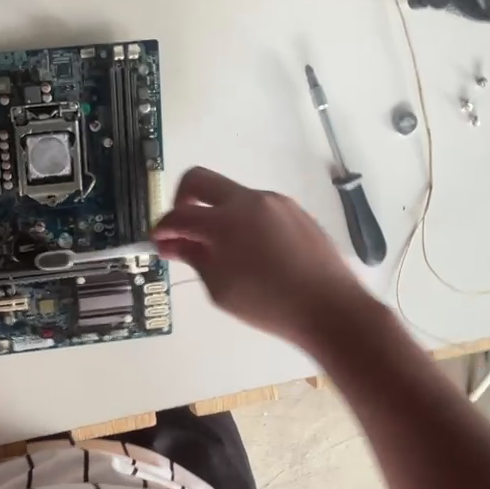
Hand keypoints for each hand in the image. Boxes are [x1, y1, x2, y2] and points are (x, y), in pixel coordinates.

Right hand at [152, 167, 380, 347]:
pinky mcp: (295, 212)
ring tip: (221, 252)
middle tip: (181, 228)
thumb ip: (194, 258)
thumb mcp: (220, 288)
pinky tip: (252, 255)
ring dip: (216, 214)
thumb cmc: (268, 304)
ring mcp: (276, 202)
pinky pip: (258, 208)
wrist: (331, 308)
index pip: (179, 214)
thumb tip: (172, 244)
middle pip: (200, 180)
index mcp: (226, 219)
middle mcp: (250, 200)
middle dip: (181, 200)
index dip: (162, 228)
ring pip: (232, 196)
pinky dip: (243, 223)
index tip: (158, 242)